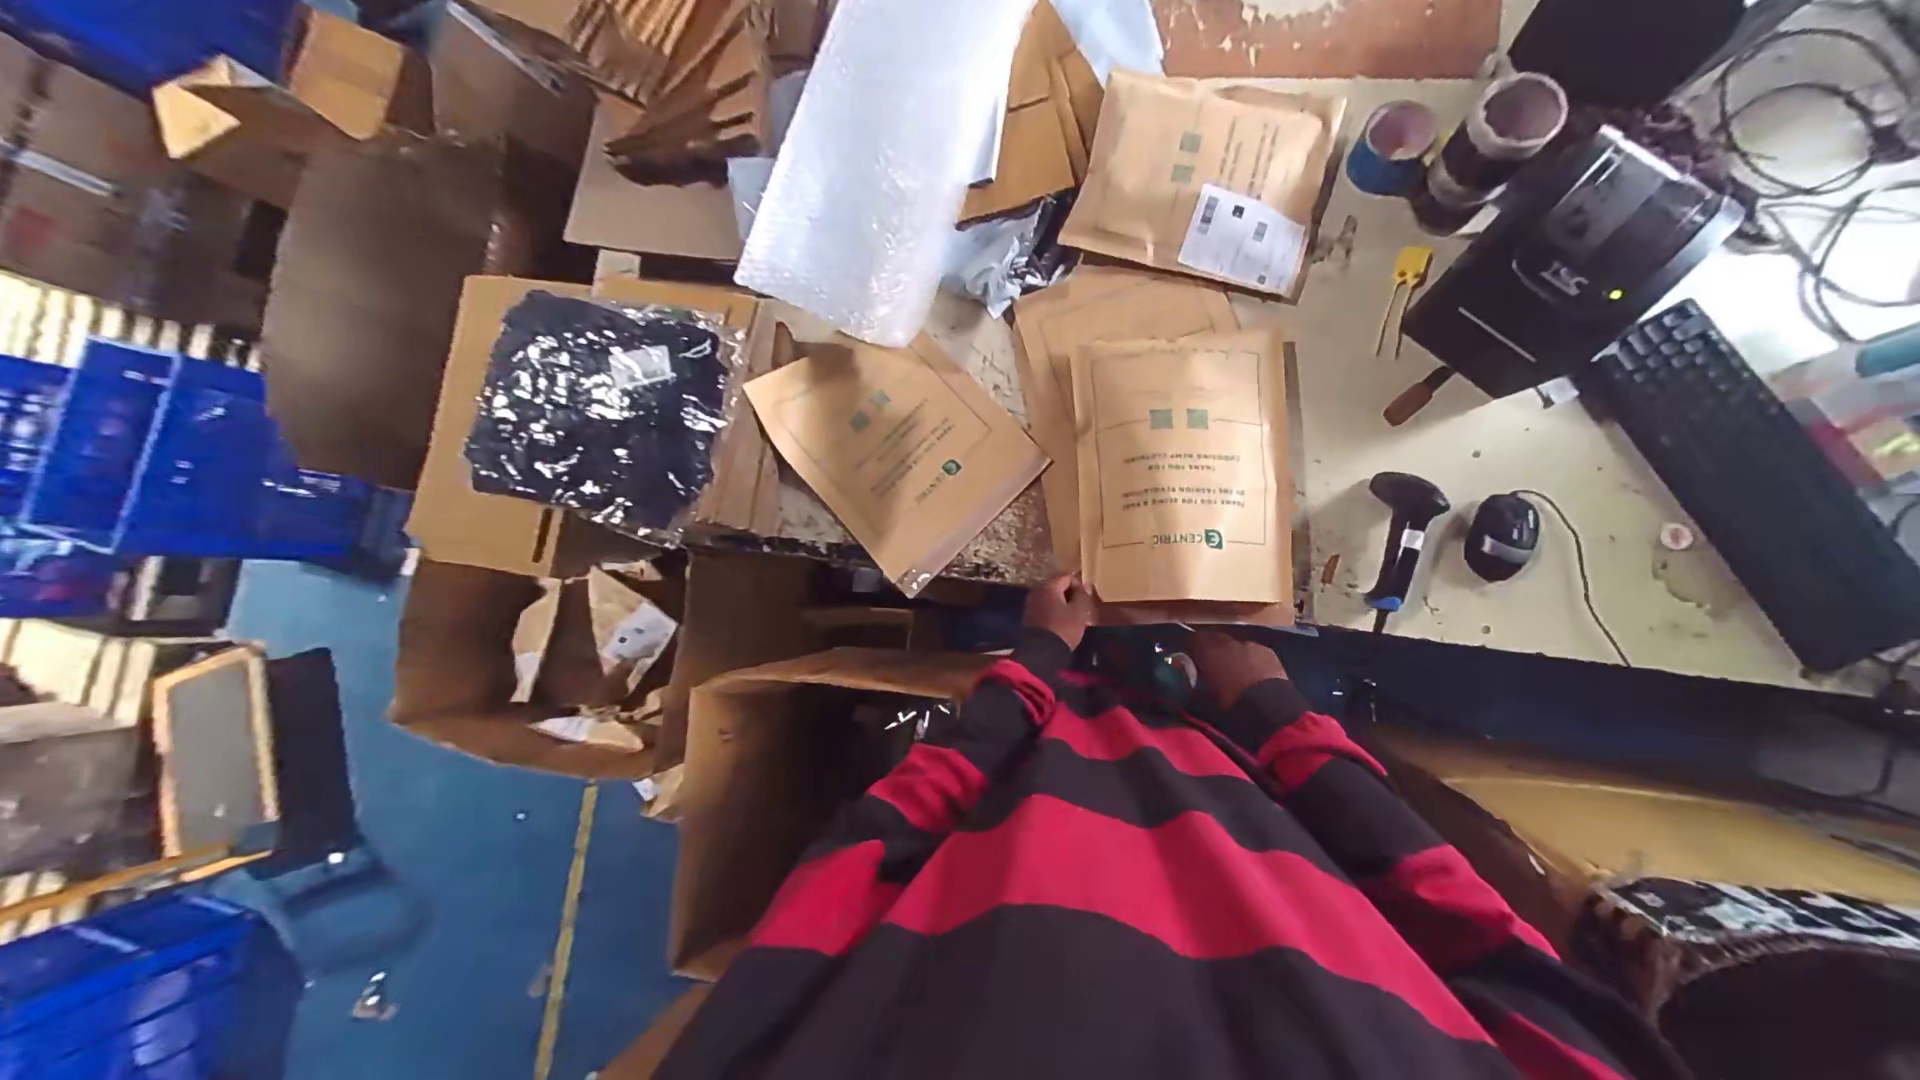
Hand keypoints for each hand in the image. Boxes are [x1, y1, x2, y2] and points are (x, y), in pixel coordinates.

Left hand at [1023, 574, 1094, 650]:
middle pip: (1057, 586)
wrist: (1041, 651)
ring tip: (1072, 615)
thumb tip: (1084, 586)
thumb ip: (1082, 596)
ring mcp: (1030, 603)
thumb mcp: (1079, 612)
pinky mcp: (1028, 615)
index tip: (1086, 599)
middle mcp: (1037, 590)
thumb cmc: (1063, 628)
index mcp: (1048, 586)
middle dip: (1069, 594)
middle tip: (1081, 606)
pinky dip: (1053, 610)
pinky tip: (1061, 621)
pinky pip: (1044, 606)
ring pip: (1050, 597)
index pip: (1067, 577)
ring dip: (1061, 603)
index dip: (1079, 585)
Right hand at [1190, 630, 1287, 710]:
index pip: (1193, 640)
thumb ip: (1191, 683)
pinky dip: (1250, 658)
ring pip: (1235, 645)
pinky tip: (1254, 672)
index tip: (1190, 656)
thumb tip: (1185, 677)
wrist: (1268, 706)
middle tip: (1212, 663)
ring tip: (1235, 669)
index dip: (1191, 647)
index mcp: (1208, 650)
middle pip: (1215, 639)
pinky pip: (1253, 651)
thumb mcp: (1204, 697)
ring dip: (1232, 653)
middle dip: (1212, 649)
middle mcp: (1227, 642)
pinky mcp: (1267, 651)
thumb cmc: (1230, 701)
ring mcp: (1249, 644)